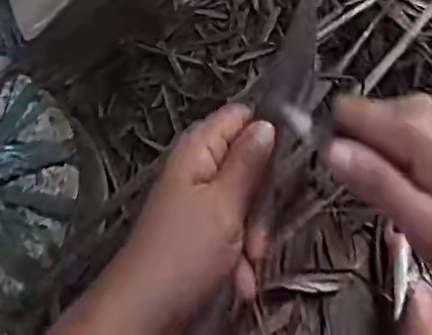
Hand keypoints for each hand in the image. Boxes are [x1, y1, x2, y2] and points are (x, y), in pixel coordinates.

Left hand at [60, 103, 275, 332]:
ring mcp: (198, 201)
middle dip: (261, 202)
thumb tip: (266, 124)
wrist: (144, 315)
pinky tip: (238, 282)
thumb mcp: (224, 206)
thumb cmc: (182, 254)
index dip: (266, 134)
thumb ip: (248, 163)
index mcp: (199, 148)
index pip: (240, 117)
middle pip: (247, 164)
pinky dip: (239, 258)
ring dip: (252, 237)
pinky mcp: (199, 233)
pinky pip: (232, 233)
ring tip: (248, 263)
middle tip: (257, 231)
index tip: (287, 161)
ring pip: (244, 203)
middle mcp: (198, 167)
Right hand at [325, 94, 431, 292]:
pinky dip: (387, 157)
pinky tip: (408, 186)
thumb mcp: (420, 221)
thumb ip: (374, 181)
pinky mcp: (426, 122)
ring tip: (397, 196)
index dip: (338, 144)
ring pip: (368, 125)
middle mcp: (413, 105)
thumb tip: (329, 149)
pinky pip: (385, 132)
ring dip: (372, 159)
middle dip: (356, 154)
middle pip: (355, 117)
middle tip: (379, 197)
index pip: (343, 111)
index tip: (349, 180)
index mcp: (410, 124)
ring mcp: (421, 111)